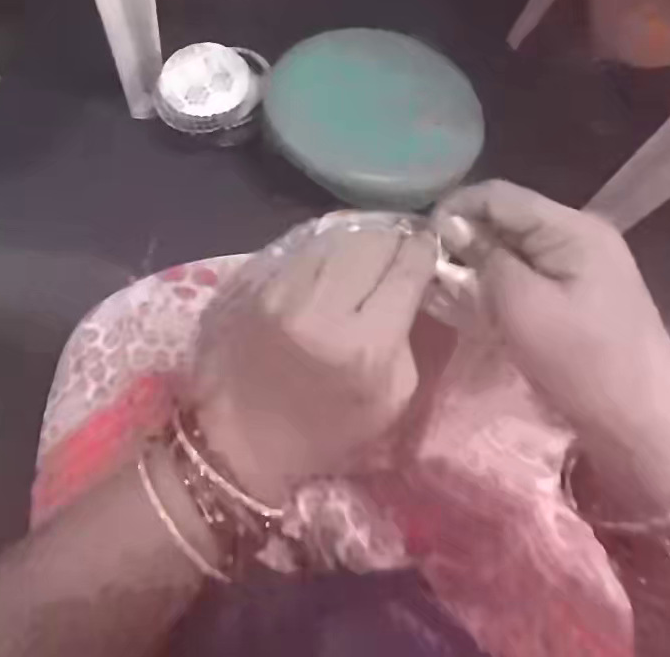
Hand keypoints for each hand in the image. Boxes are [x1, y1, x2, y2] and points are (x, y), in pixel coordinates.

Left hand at [189, 223, 434, 502]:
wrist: (240, 430)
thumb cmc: (324, 427)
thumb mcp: (390, 398)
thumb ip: (407, 336)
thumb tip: (414, 285)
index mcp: (365, 347)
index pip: (405, 274)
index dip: (423, 252)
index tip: (429, 243)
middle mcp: (322, 309)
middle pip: (371, 245)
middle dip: (393, 239)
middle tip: (401, 241)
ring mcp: (285, 291)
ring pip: (336, 239)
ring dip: (360, 238)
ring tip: (372, 244)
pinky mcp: (258, 283)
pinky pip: (305, 248)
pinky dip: (327, 246)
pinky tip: (336, 254)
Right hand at [433, 181, 669, 513]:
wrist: (644, 428)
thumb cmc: (581, 361)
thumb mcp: (519, 303)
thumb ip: (482, 254)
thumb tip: (449, 225)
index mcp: (572, 228)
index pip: (496, 194)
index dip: (454, 209)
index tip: (424, 240)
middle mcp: (578, 233)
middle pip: (504, 216)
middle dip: (464, 236)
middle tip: (433, 267)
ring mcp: (581, 261)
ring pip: (511, 242)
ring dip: (477, 259)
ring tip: (449, 285)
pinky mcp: (577, 288)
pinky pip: (526, 267)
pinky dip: (497, 277)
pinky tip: (478, 298)